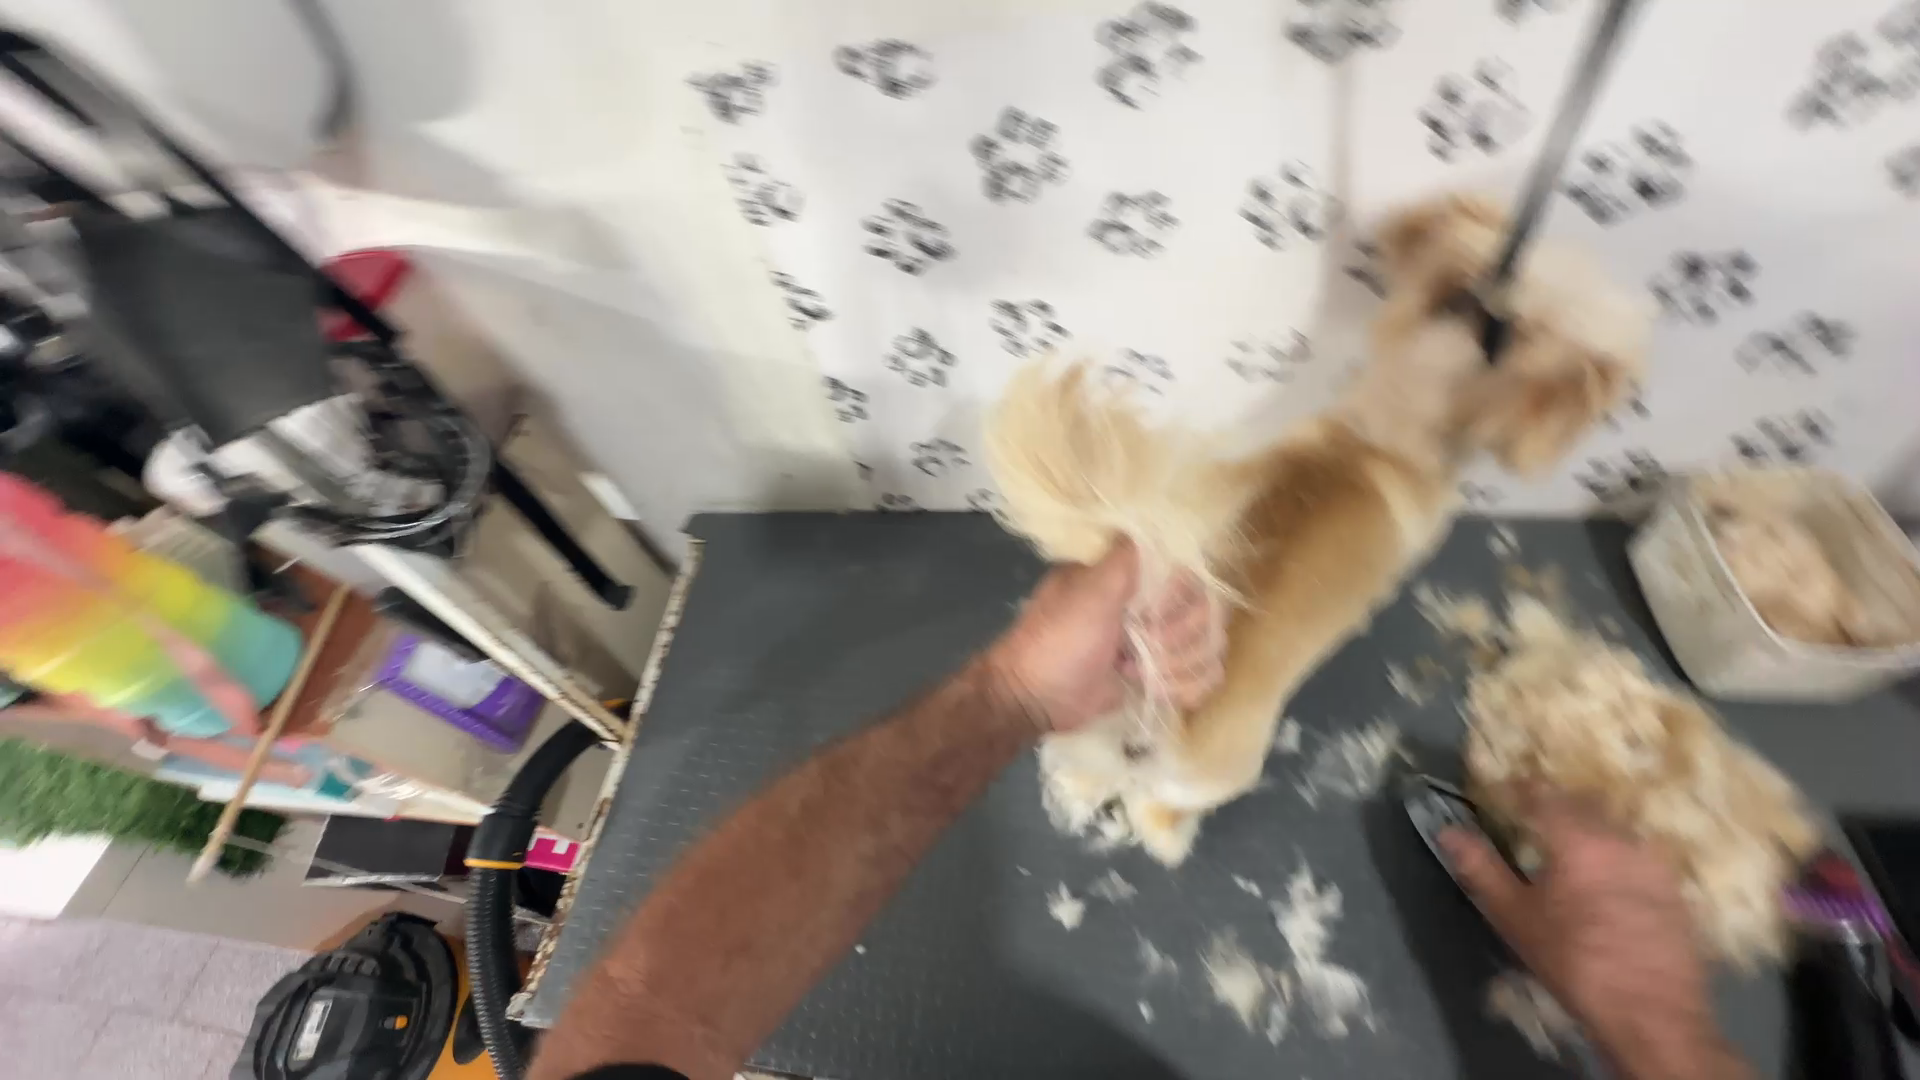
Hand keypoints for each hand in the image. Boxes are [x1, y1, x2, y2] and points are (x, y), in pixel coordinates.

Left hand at [984, 541, 1226, 733]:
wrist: (1037, 701)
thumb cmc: (1058, 642)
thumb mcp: (1088, 593)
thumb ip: (1124, 559)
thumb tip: (1151, 521)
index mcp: (1129, 576)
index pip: (1188, 573)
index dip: (1177, 599)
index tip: (1148, 615)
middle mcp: (1148, 603)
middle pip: (1204, 611)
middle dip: (1175, 639)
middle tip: (1136, 649)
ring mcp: (1158, 640)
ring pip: (1208, 646)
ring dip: (1176, 667)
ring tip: (1134, 673)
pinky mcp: (1163, 674)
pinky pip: (1204, 675)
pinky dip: (1185, 687)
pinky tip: (1154, 690)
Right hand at [1442, 794, 1751, 1079]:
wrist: (1653, 1017)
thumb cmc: (1571, 959)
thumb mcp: (1512, 914)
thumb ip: (1479, 866)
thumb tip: (1447, 831)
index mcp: (1576, 839)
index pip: (1541, 793)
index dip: (1517, 788)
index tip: (1498, 793)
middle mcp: (1620, 841)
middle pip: (1584, 803)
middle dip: (1555, 802)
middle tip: (1529, 815)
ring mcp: (1656, 867)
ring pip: (1616, 826)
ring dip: (1590, 825)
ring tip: (1569, 843)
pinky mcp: (1677, 894)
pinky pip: (1640, 855)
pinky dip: (1617, 852)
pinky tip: (1606, 876)